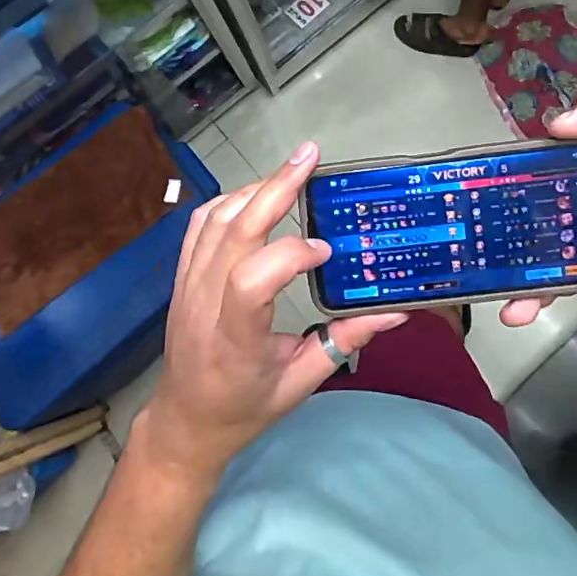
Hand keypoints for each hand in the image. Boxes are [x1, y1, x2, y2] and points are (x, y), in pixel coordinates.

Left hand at [138, 141, 408, 479]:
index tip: (327, 251)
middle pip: (233, 233)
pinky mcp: (181, 276)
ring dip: (254, 189)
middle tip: (309, 156)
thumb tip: (395, 311)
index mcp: (235, 339)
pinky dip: (229, 201)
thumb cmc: (245, 406)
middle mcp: (204, 303)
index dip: (289, 256)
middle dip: (274, 189)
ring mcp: (187, 285)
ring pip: (215, 220)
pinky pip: (199, 225)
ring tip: (291, 172)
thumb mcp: (300, 383)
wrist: (186, 419)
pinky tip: (255, 193)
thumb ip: (344, 341)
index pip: (251, 282)